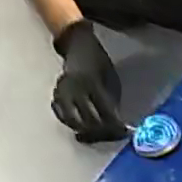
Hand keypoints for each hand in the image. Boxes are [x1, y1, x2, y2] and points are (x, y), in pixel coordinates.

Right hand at [52, 21, 123, 142]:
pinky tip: (82, 126)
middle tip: (114, 133)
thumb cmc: (100, 67)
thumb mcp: (112, 82)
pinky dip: (71, 123)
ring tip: (99, 132)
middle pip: (90, 121)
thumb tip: (118, 127)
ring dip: (88, 131)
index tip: (126, 131)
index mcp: (92, 84)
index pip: (106, 114)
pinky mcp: (55, 94)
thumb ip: (113, 104)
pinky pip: (60, 114)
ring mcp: (62, 91)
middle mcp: (74, 88)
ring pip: (73, 121)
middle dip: (105, 132)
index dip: (118, 127)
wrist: (79, 48)